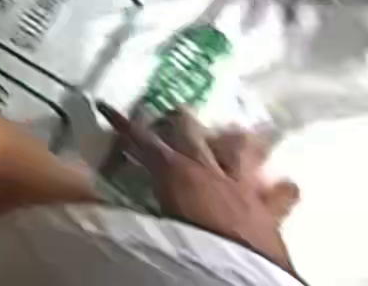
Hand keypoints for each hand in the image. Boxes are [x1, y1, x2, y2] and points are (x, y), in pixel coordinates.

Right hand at [105, 106, 299, 275]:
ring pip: (241, 159)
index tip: (103, 105)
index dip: (120, 120)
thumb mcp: (141, 208)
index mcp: (171, 166)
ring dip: (241, 145)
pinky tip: (290, 182)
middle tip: (182, 105)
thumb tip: (76, 180)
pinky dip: (283, 189)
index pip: (137, 136)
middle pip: (192, 138)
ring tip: (245, 130)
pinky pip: (278, 198)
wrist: (233, 262)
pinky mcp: (268, 213)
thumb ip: (116, 191)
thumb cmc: (180, 231)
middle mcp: (204, 169)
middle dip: (184, 122)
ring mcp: (240, 189)